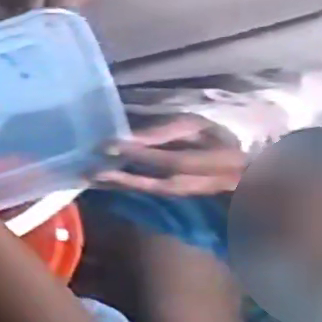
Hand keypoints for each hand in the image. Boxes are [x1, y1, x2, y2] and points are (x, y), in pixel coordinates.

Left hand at [92, 115, 246, 196]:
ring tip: (92, 179)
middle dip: (132, 180)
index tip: (110, 147)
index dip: (144, 156)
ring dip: (126, 186)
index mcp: (224, 159)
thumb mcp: (191, 125)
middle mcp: (218, 182)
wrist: (229, 155)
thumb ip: (162, 132)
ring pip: (161, 193)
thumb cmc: (207, 134)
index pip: (179, 162)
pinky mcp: (186, 196)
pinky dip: (126, 188)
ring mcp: (203, 193)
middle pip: (170, 185)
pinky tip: (99, 183)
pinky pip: (154, 194)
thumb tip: (128, 139)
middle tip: (96, 173)